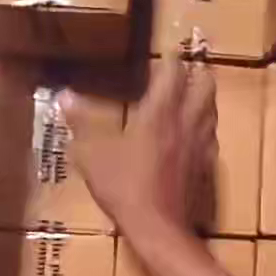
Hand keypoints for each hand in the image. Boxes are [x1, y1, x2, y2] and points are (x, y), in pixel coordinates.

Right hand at [63, 54, 215, 238]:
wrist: (157, 227)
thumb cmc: (123, 186)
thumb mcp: (93, 155)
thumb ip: (81, 123)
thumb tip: (63, 96)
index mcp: (159, 112)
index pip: (172, 73)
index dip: (171, 59)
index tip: (168, 49)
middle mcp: (185, 122)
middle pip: (204, 86)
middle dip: (199, 72)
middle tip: (190, 68)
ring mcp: (200, 145)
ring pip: (211, 110)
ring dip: (205, 98)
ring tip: (195, 95)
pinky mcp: (206, 167)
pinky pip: (210, 138)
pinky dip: (205, 127)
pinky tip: (196, 135)